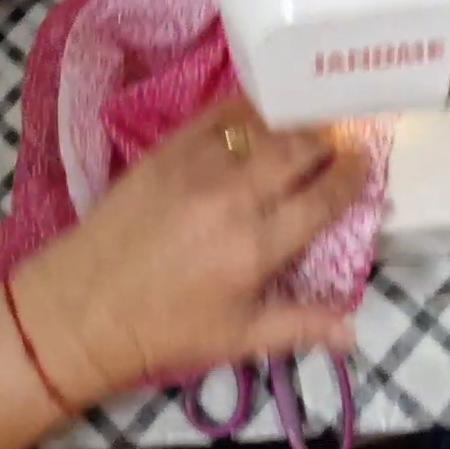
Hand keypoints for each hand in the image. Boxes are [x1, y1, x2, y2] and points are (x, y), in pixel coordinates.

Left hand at [8, 96, 368, 407]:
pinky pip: (217, 115)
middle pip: (299, 148)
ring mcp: (197, 165)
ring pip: (261, 125)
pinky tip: (257, 114)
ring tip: (305, 123)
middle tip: (338, 139)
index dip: (352, 175)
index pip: (323, 198)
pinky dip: (246, 110)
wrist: (83, 308)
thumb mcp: (239, 338)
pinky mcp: (165, 150)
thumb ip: (302, 326)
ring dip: (291, 121)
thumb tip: (356, 332)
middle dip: (327, 139)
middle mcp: (234, 196)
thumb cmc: (166, 329)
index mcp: (257, 246)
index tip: (365, 160)